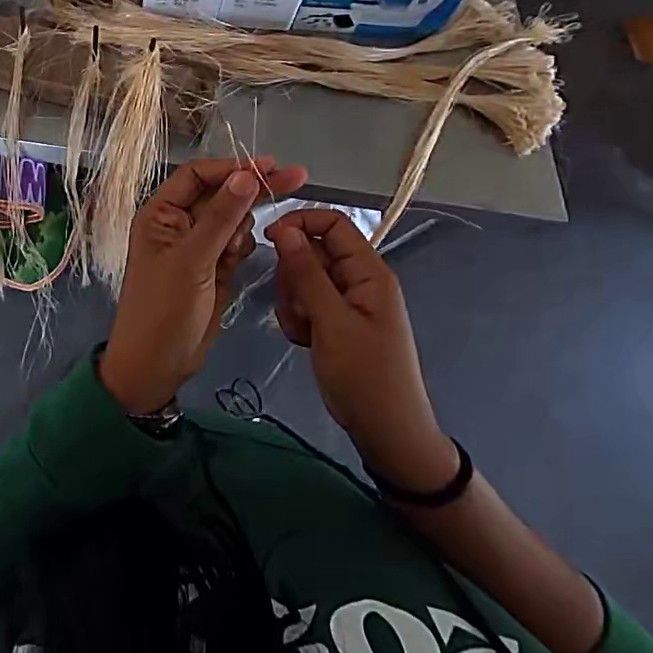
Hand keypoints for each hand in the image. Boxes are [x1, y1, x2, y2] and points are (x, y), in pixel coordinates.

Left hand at [102, 157, 308, 413]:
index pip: (197, 176)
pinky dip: (242, 246)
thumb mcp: (192, 260)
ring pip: (232, 219)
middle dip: (253, 188)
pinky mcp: (213, 267)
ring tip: (232, 253)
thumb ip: (221, 216)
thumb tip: (246, 175)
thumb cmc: (164, 309)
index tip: (268, 166)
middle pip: (221, 194)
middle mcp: (178, 224)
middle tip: (297, 176)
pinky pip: (235, 244)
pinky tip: (239, 257)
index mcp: (160, 214)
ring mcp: (197, 246)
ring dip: (242, 226)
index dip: (231, 168)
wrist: (158, 364)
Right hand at [267, 210, 453, 488]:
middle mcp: (358, 280)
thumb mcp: (331, 321)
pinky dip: (297, 319)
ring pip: (304, 280)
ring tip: (304, 331)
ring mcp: (346, 302)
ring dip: (293, 301)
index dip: (300, 224)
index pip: (333, 224)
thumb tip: (283, 230)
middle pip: (313, 252)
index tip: (268, 239)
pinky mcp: (334, 321)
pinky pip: (305, 304)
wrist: (384, 429)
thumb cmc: (364, 375)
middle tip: (297, 308)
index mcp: (368, 272)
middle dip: (293, 275)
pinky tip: (305, 341)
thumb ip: (306, 273)